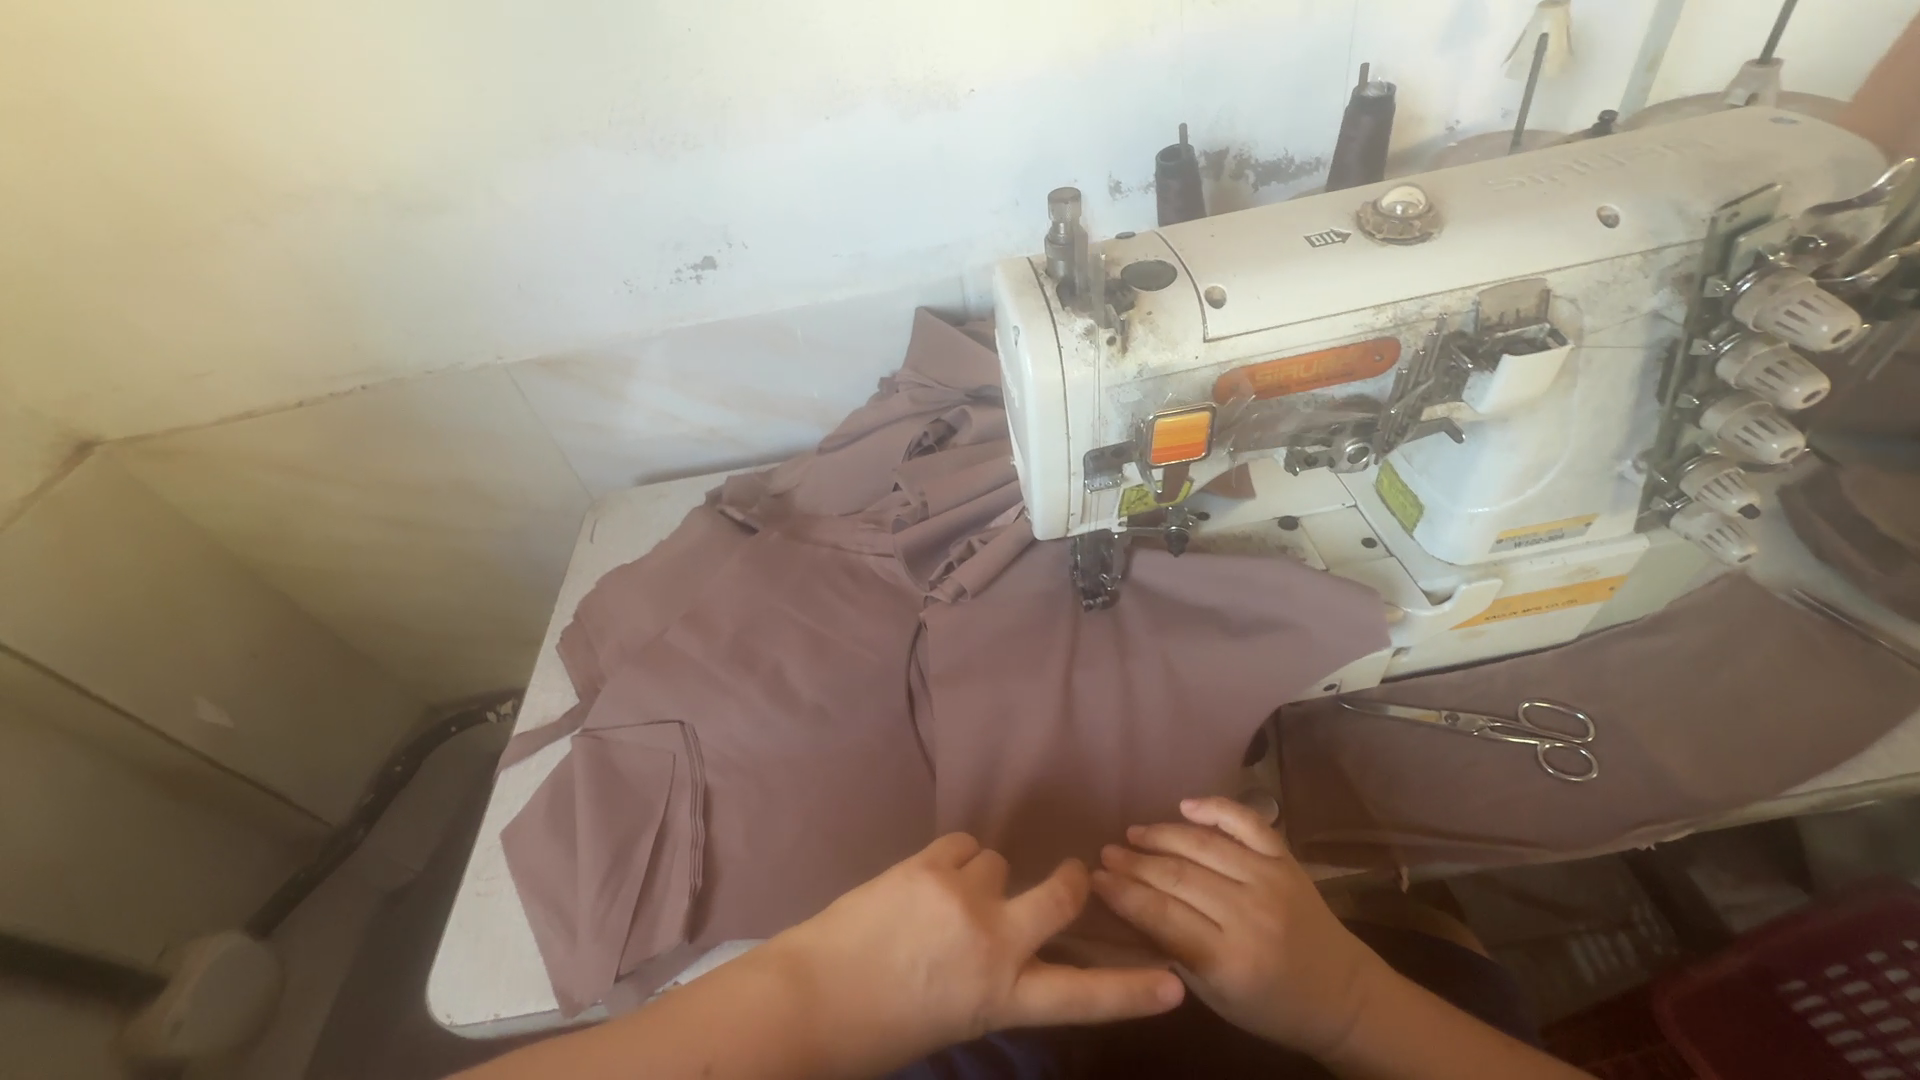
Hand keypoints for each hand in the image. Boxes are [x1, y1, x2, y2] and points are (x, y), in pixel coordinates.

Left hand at [762, 833, 1184, 1075]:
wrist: (807, 999)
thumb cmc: (876, 1029)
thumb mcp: (952, 1017)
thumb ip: (987, 980)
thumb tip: (1001, 944)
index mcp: (1000, 998)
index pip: (1081, 997)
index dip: (1132, 992)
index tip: (1175, 982)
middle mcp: (994, 942)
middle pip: (1059, 897)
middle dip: (1068, 883)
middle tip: (1069, 877)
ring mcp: (964, 896)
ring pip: (998, 862)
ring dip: (983, 876)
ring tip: (947, 896)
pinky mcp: (930, 864)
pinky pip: (964, 843)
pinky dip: (956, 858)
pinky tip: (930, 876)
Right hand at [1091, 796, 1389, 1058]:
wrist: (1342, 998)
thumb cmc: (1269, 1006)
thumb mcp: (1213, 995)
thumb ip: (1171, 950)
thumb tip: (1125, 907)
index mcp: (1228, 958)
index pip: (1160, 914)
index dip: (1122, 893)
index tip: (1093, 878)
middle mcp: (1249, 914)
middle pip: (1176, 876)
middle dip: (1134, 862)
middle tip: (1105, 853)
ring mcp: (1270, 880)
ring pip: (1203, 845)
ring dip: (1161, 834)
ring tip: (1132, 833)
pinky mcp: (1286, 861)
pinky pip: (1247, 823)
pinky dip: (1215, 808)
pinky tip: (1184, 805)